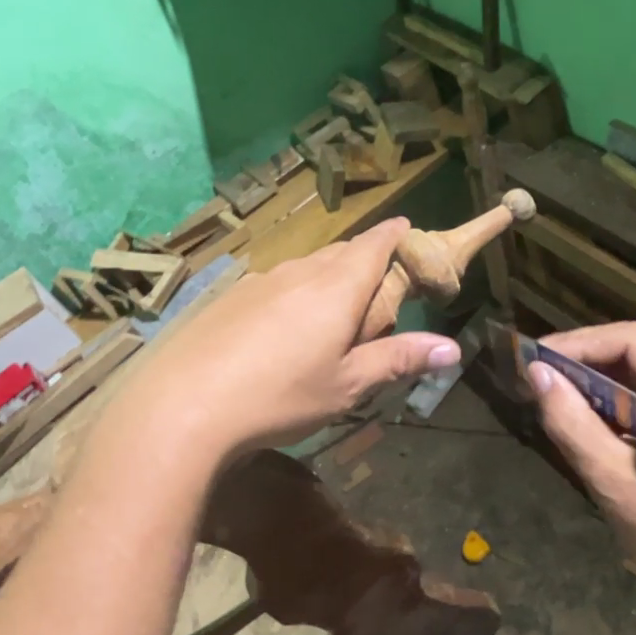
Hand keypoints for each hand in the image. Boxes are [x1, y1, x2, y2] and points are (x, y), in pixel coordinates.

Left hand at [103, 218, 459, 460]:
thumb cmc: (280, 396)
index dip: (394, 234)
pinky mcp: (228, 299)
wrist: (183, 405)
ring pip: (305, 267)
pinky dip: (293, 294)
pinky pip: (274, 284)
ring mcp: (258, 282)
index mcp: (336, 287)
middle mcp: (299, 272)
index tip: (407, 229)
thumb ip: (397, 360)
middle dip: (364, 259)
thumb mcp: (347, 386)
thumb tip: (452, 348)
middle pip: (340, 252)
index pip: (374, 244)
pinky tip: (280, 331)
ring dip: (326, 278)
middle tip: (377, 288)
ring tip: (332, 312)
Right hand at [526, 322, 635, 615]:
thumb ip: (573, 423)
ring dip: (594, 381)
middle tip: (534, 379)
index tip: (532, 363)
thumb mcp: (614, 481)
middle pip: (635, 351)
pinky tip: (583, 415)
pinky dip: (613, 400)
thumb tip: (535, 375)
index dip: (577, 345)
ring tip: (550, 395)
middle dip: (581, 363)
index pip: (631, 341)